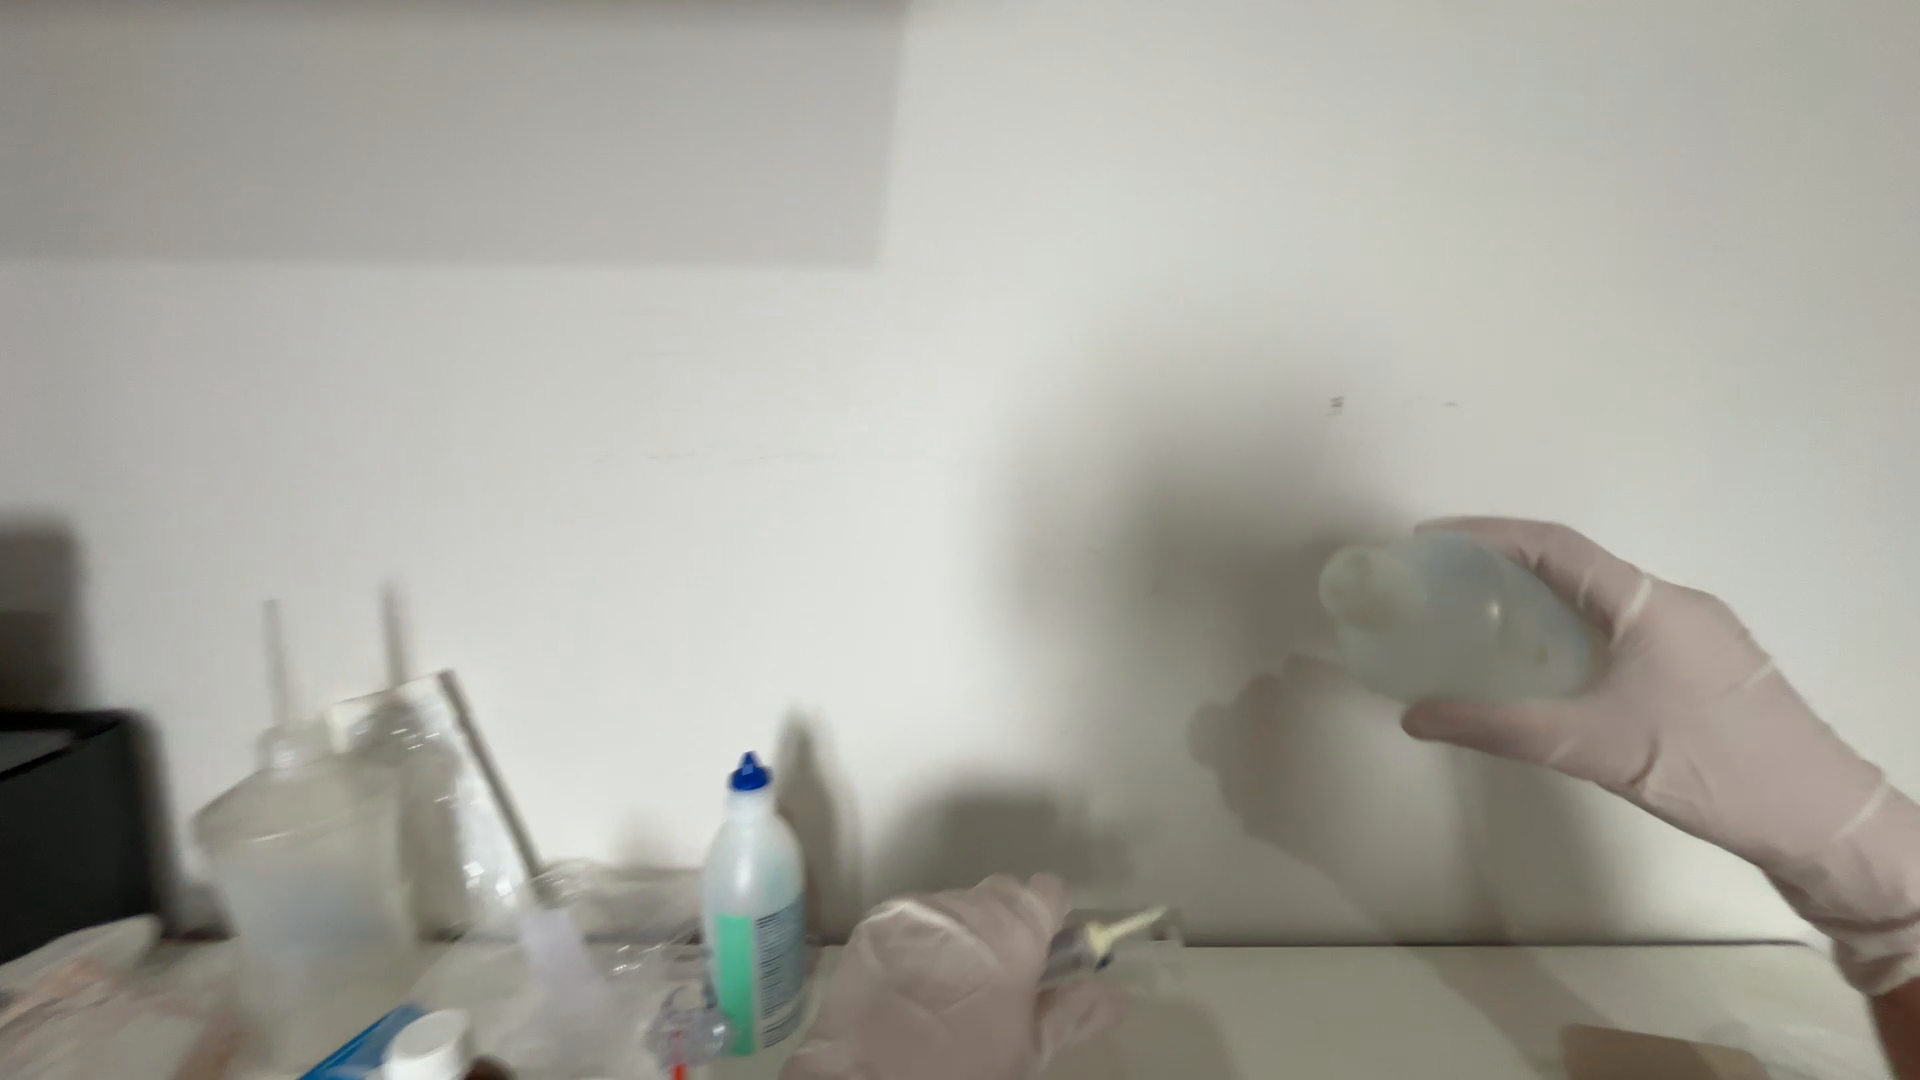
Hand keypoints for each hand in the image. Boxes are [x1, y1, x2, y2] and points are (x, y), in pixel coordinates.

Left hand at [781, 874, 1124, 1079]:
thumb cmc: (965, 1069)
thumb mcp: (1027, 1051)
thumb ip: (1072, 1013)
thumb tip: (1114, 996)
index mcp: (1014, 928)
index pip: (1048, 890)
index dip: (1049, 918)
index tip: (1043, 951)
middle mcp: (967, 904)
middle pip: (999, 894)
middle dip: (1003, 925)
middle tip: (995, 979)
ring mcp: (917, 908)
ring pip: (952, 908)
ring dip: (958, 934)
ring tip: (945, 989)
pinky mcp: (876, 921)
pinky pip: (910, 921)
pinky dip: (916, 943)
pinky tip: (908, 987)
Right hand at [1401, 518, 1919, 994]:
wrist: (1833, 833)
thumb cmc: (1711, 772)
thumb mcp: (1590, 747)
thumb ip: (1493, 727)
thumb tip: (1411, 716)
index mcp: (1652, 606)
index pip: (1556, 546)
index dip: (1486, 533)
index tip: (1431, 540)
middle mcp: (1675, 605)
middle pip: (1573, 562)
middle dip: (1501, 558)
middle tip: (1442, 575)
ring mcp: (1693, 634)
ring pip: (1596, 593)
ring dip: (1533, 589)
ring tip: (1474, 607)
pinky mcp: (1699, 664)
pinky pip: (1614, 621)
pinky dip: (1562, 620)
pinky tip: (1536, 652)